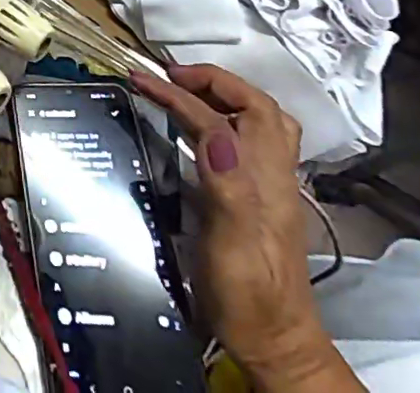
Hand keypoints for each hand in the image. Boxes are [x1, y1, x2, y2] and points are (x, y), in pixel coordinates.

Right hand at [131, 65, 359, 391]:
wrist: (276, 343)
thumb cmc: (249, 299)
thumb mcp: (233, 248)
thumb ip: (228, 189)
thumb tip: (216, 135)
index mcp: (264, 181)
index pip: (221, 119)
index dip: (180, 95)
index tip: (142, 80)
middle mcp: (274, 174)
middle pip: (256, 106)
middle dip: (211, 80)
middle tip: (169, 75)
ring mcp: (272, 184)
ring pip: (261, 120)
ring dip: (224, 94)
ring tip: (185, 88)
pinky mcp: (262, 194)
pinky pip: (252, 138)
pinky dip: (226, 116)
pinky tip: (201, 125)